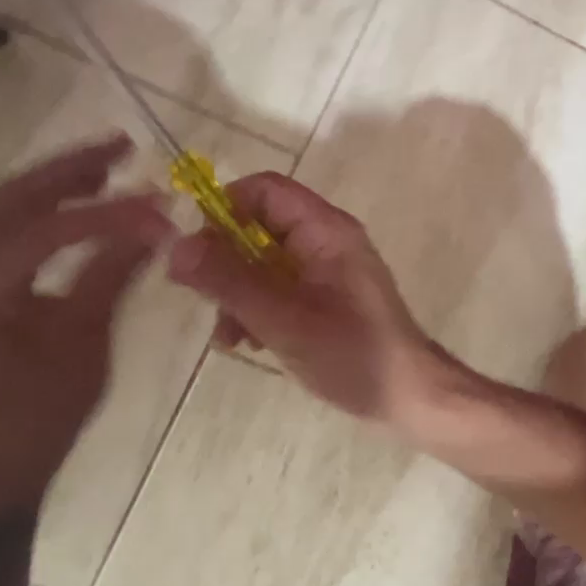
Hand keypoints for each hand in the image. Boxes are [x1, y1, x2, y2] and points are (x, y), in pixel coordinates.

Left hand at [0, 134, 173, 515]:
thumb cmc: (40, 412)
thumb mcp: (84, 341)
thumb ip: (113, 273)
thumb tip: (157, 224)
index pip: (45, 229)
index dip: (107, 213)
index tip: (159, 204)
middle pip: (11, 200)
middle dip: (70, 170)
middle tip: (124, 147)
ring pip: (3, 210)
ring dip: (55, 184)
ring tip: (109, 165)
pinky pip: (2, 233)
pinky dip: (42, 211)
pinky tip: (79, 201)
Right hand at [165, 173, 462, 426]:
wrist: (408, 396)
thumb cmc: (351, 354)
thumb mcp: (282, 319)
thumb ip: (229, 281)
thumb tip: (177, 247)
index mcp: (325, 230)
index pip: (265, 189)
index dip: (224, 208)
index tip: (195, 250)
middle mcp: (326, 240)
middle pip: (258, 226)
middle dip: (225, 262)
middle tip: (207, 301)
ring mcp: (326, 270)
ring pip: (262, 261)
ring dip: (237, 293)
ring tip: (230, 336)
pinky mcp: (324, 299)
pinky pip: (278, 287)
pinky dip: (258, 309)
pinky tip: (249, 343)